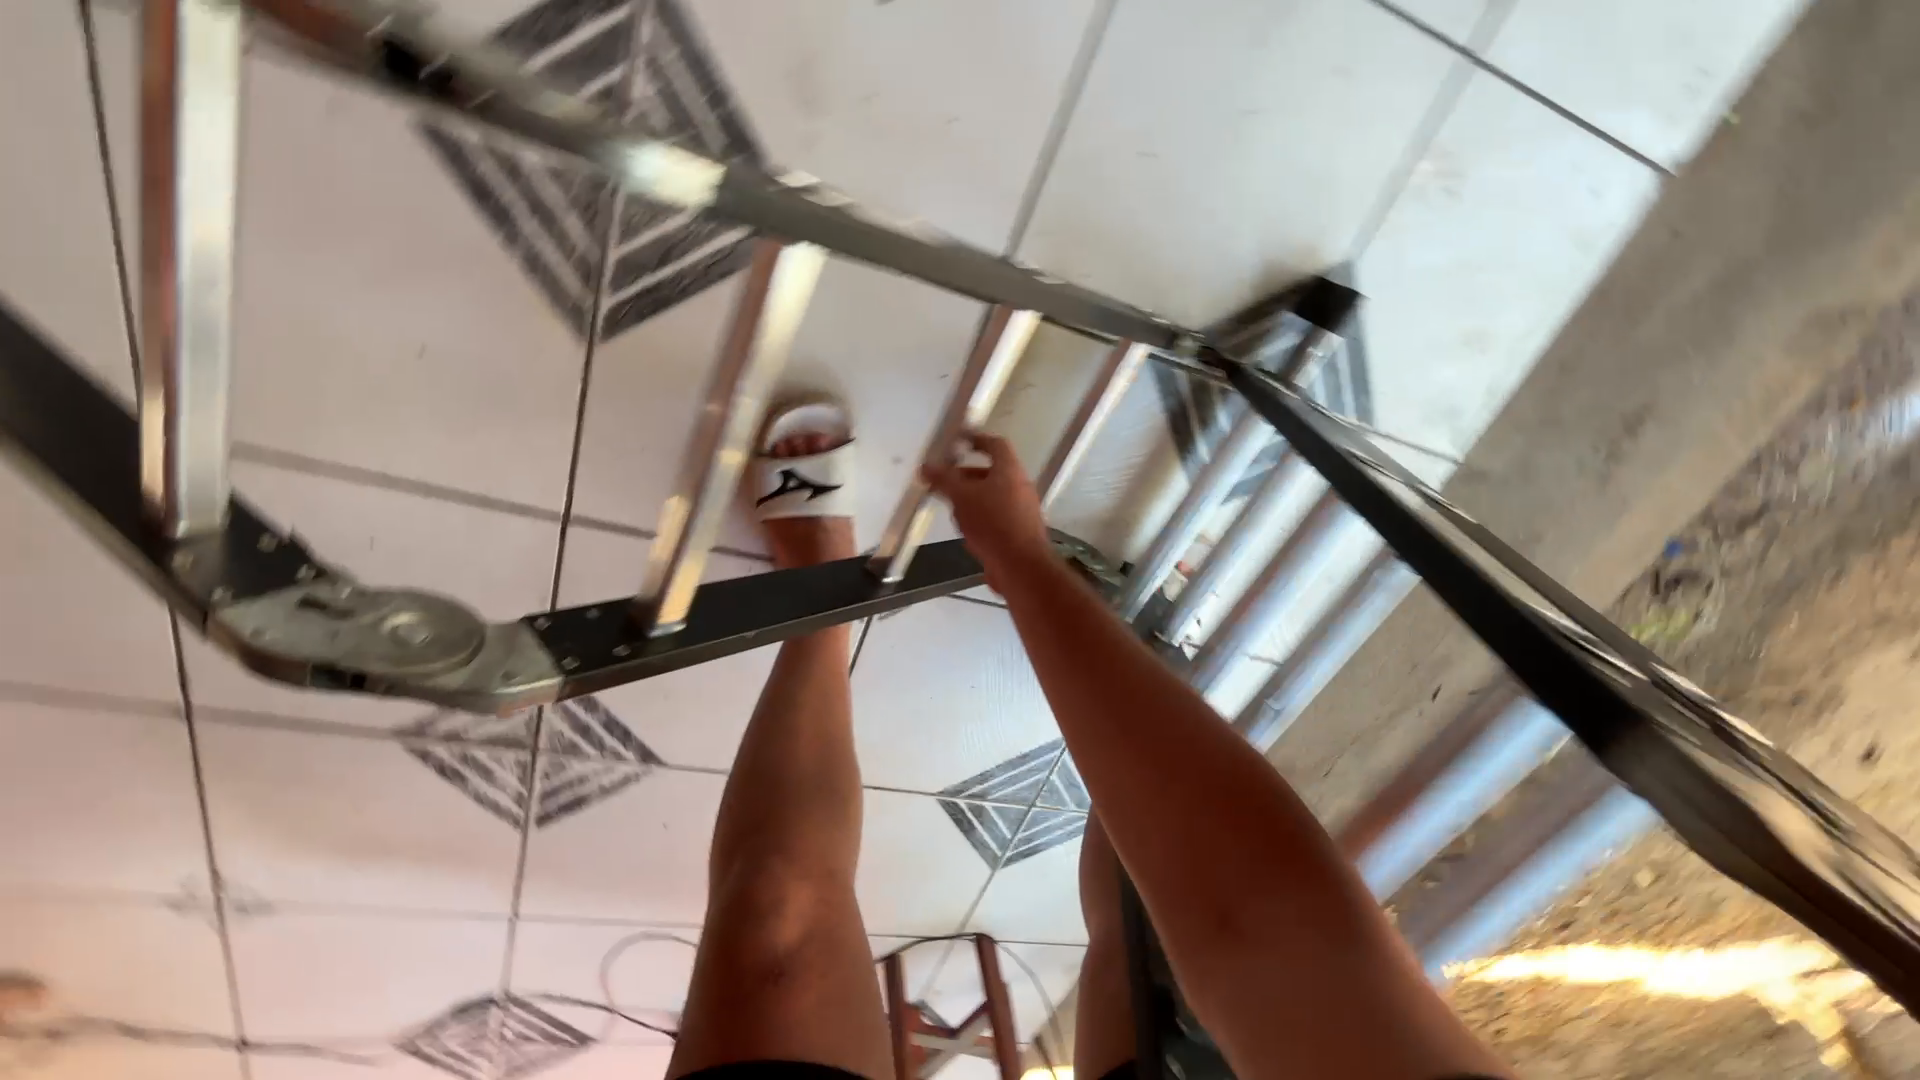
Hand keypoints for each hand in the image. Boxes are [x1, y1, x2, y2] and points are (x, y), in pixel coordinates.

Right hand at [922, 432, 1052, 581]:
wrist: (1021, 566)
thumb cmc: (993, 523)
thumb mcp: (962, 497)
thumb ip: (943, 480)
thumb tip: (925, 466)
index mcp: (1009, 470)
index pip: (995, 445)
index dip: (976, 439)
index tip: (958, 441)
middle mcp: (1019, 487)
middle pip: (992, 473)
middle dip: (966, 475)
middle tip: (944, 481)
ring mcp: (1021, 510)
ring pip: (992, 497)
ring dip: (971, 498)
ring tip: (950, 507)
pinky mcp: (1018, 532)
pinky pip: (996, 517)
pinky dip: (979, 517)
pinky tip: (965, 530)